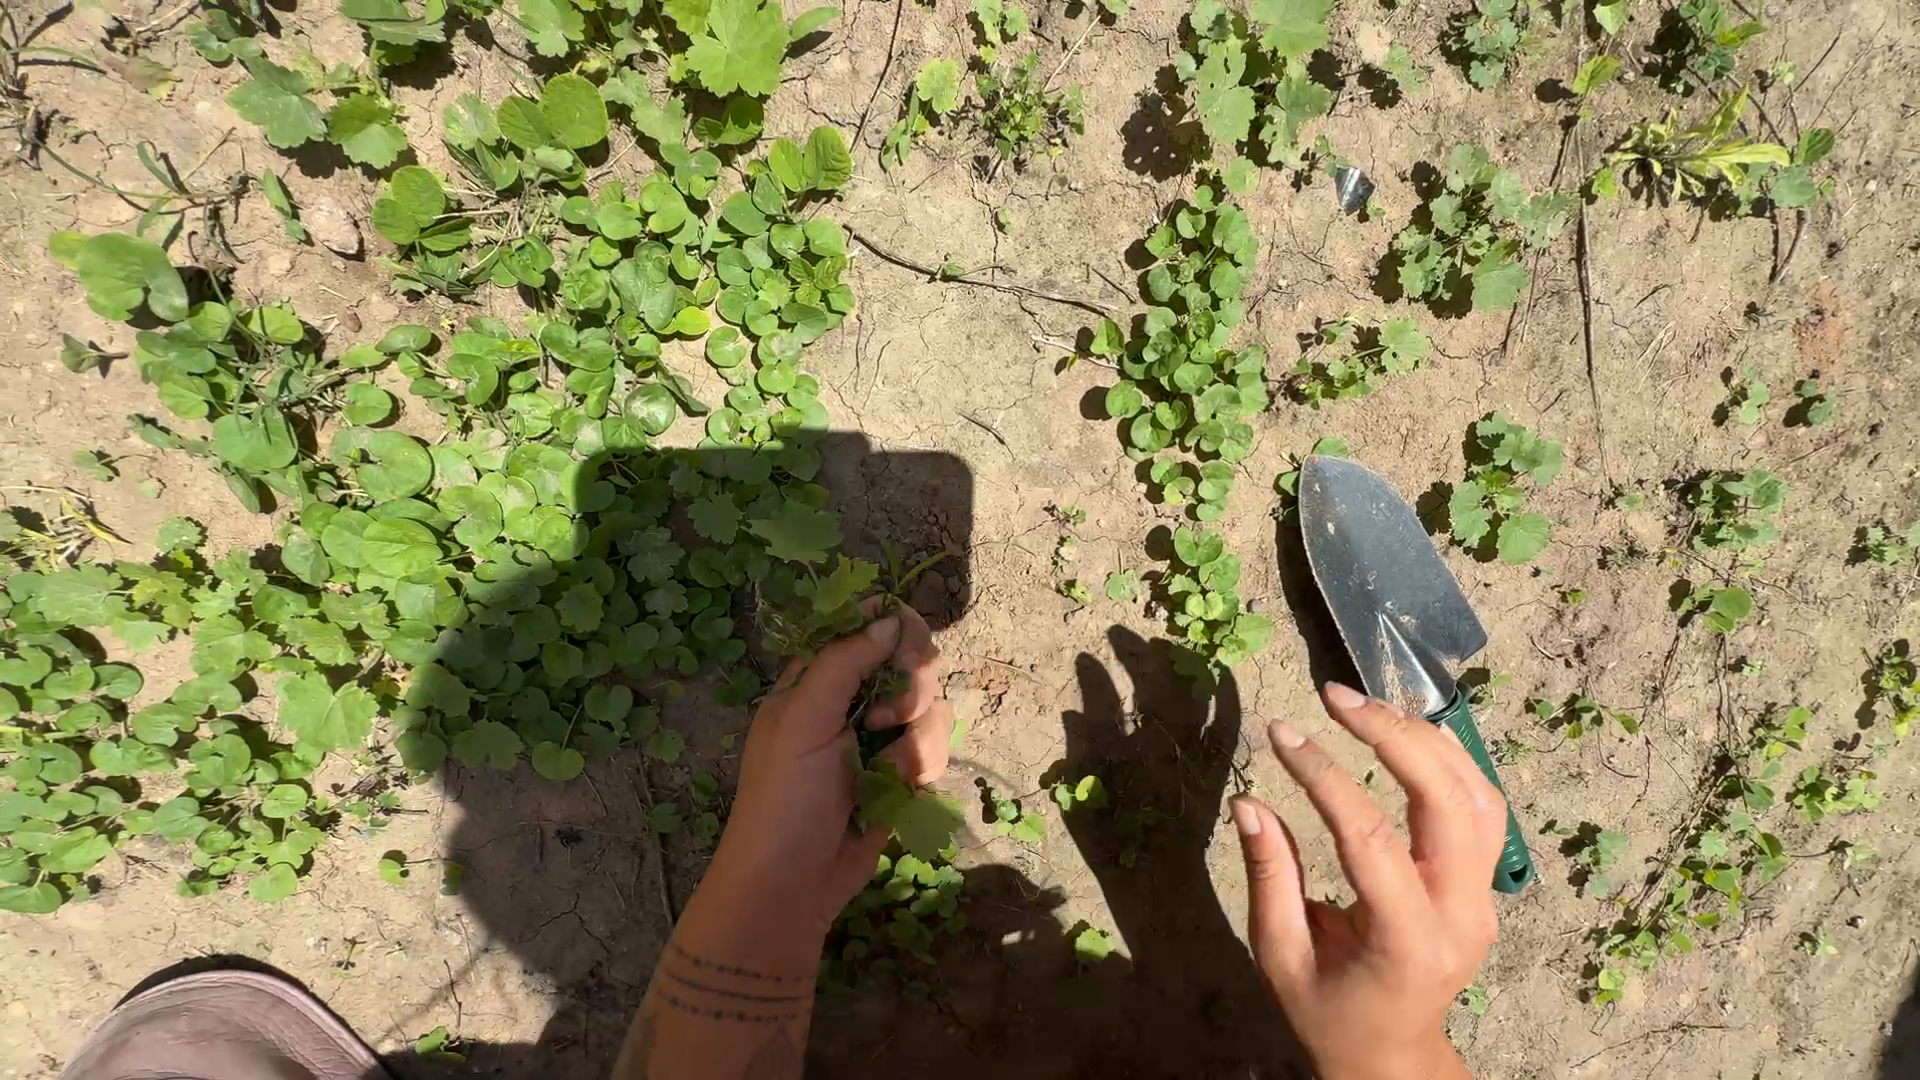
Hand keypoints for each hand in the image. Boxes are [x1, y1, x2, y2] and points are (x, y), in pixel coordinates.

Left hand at [702, 604, 953, 936]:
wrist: (793, 885)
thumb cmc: (786, 797)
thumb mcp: (803, 720)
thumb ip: (844, 662)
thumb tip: (889, 618)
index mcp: (817, 675)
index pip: (865, 624)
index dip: (893, 626)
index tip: (904, 648)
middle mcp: (853, 696)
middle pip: (910, 655)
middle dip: (913, 685)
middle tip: (890, 717)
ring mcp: (882, 732)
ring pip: (931, 700)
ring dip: (920, 732)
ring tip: (892, 764)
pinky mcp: (903, 766)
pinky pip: (936, 741)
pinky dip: (926, 761)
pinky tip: (905, 785)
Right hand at [1229, 682, 1506, 1079]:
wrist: (1393, 1055)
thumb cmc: (1327, 1010)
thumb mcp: (1280, 953)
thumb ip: (1269, 874)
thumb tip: (1247, 802)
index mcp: (1407, 940)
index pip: (1369, 837)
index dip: (1323, 777)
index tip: (1279, 734)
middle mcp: (1462, 914)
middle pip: (1449, 803)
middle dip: (1391, 736)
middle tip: (1333, 696)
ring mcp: (1484, 898)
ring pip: (1478, 796)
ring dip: (1422, 738)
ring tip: (1365, 704)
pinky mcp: (1483, 885)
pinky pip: (1481, 807)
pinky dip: (1448, 757)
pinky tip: (1408, 729)